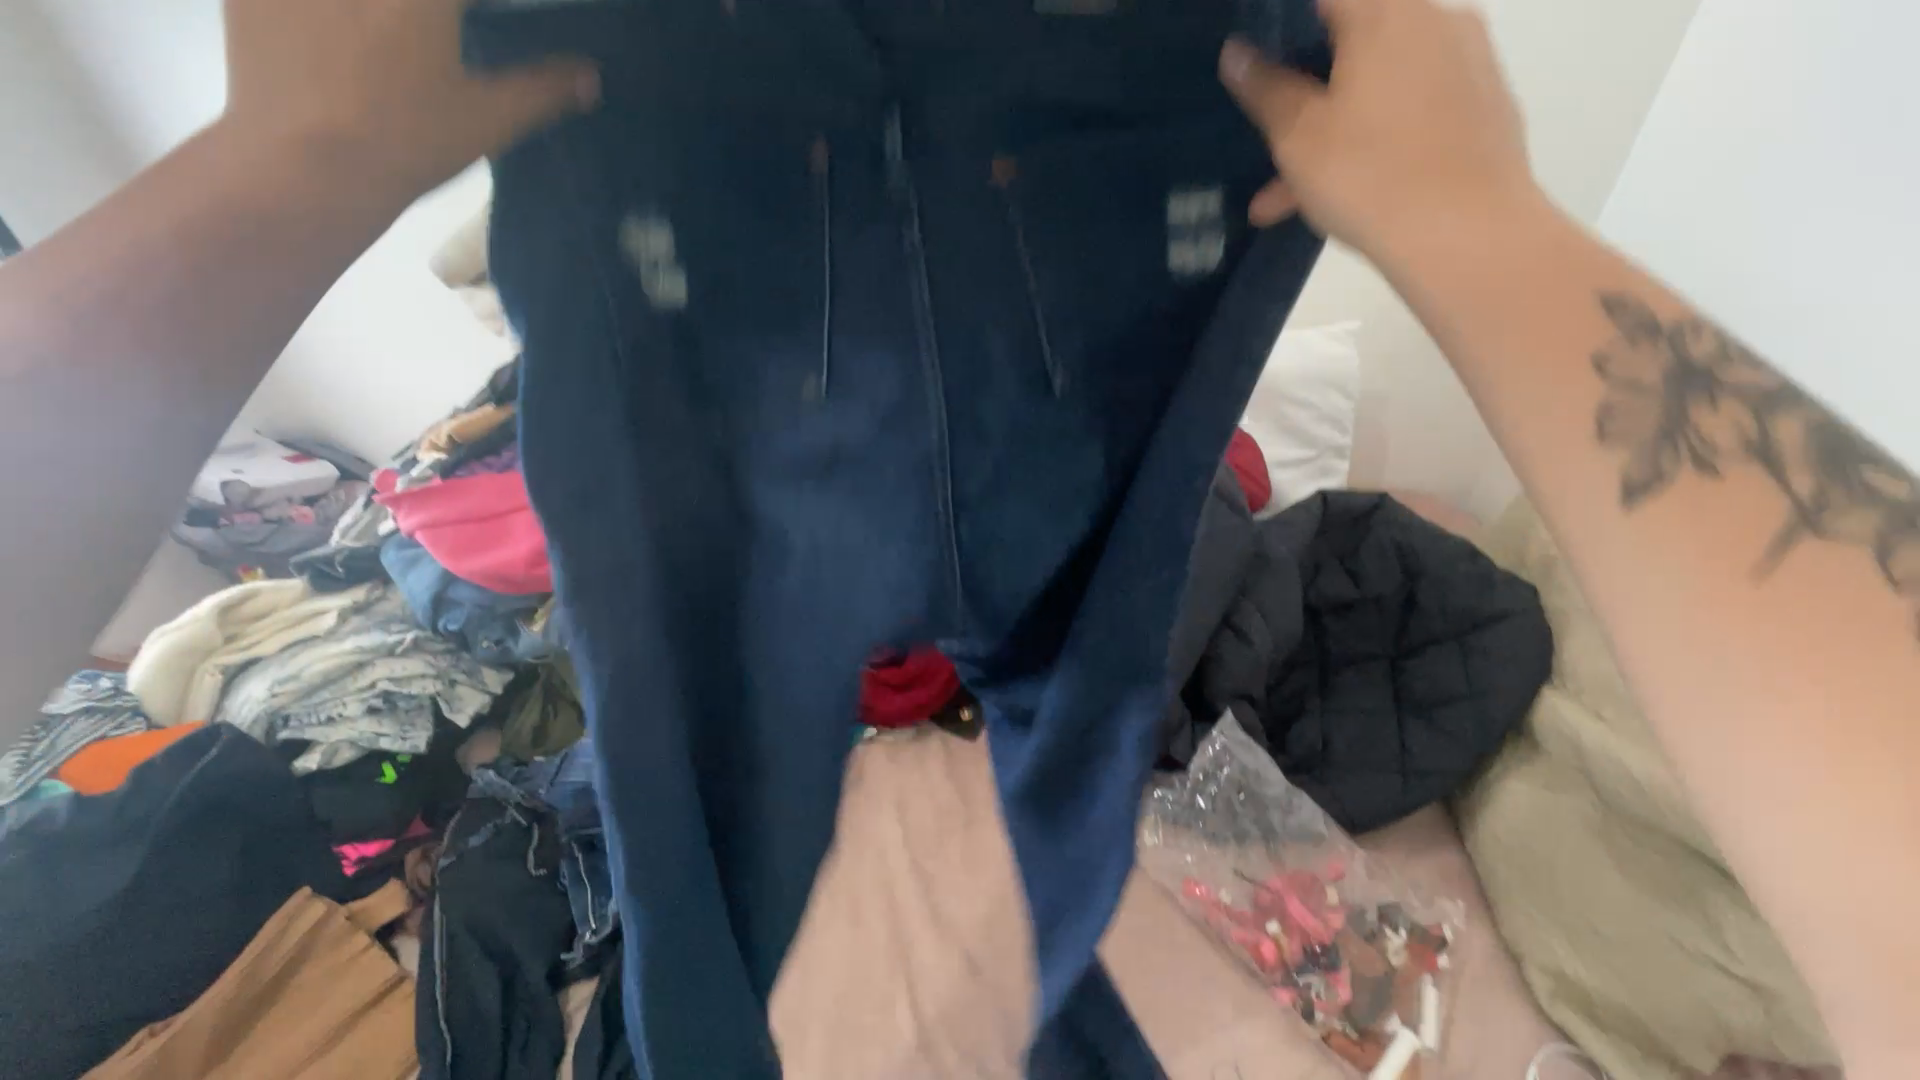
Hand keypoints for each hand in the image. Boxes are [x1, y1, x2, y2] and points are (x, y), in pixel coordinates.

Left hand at [220, 0, 599, 208]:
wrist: (300, 168)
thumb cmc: (405, 142)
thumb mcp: (487, 119)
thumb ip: (542, 89)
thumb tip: (590, 76)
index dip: (499, 6)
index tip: (502, 21)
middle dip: (444, 10)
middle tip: (454, 29)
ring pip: (373, 1)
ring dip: (395, 13)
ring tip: (398, 39)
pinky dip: (332, 13)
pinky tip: (342, 34)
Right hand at [1219, 0, 1537, 261]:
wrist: (1467, 236)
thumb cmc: (1369, 174)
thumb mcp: (1298, 136)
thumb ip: (1265, 88)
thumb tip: (1238, 51)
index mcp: (1387, 13)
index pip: (1323, 0)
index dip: (1284, 29)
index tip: (1259, 69)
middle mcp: (1438, 20)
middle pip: (1355, 44)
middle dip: (1306, 95)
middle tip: (1270, 145)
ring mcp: (1470, 63)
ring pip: (1381, 88)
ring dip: (1333, 133)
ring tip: (1289, 197)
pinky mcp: (1486, 108)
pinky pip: (1414, 113)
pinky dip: (1375, 143)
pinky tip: (1345, 196)